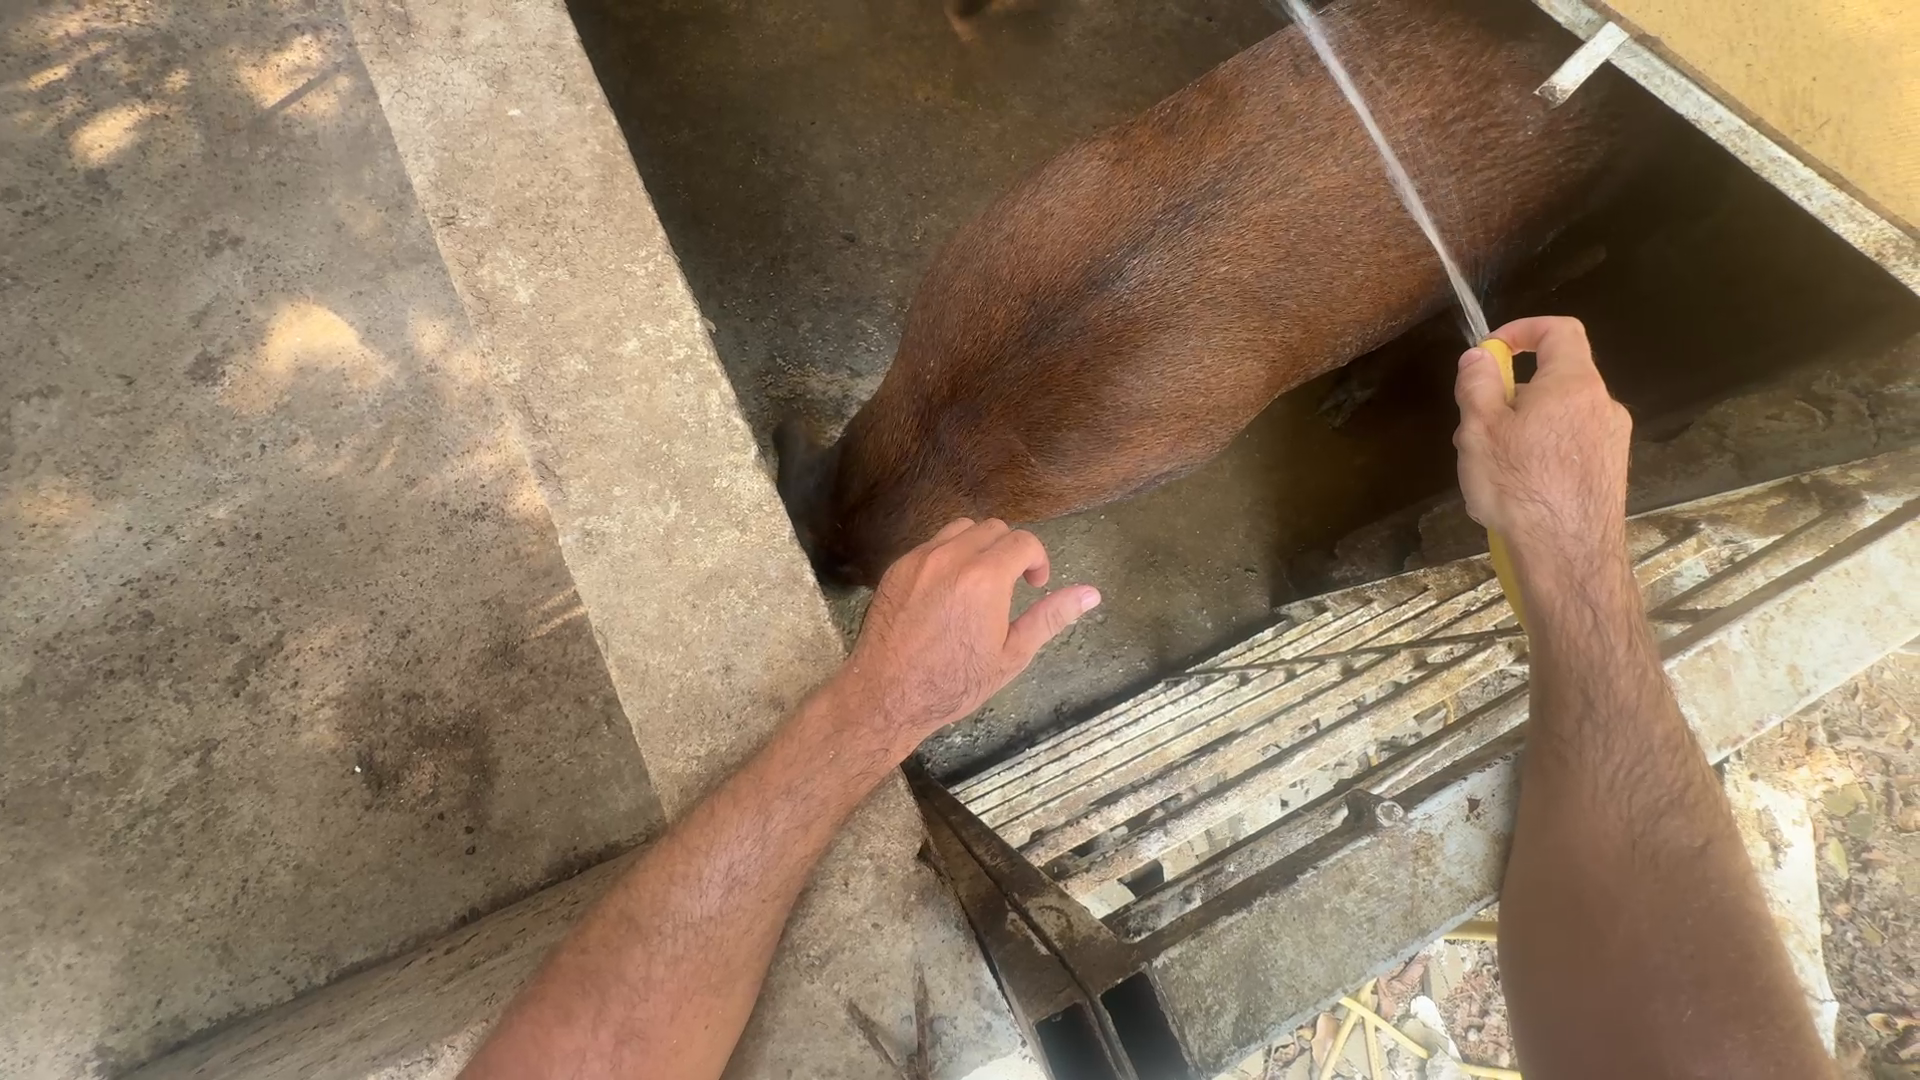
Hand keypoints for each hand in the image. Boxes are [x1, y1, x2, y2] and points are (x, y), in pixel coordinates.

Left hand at [834, 518, 1099, 757]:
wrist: (887, 694)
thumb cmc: (954, 682)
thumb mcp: (1011, 655)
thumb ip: (1050, 617)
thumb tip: (1091, 593)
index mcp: (985, 578)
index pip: (1024, 541)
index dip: (1038, 560)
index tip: (1035, 585)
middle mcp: (951, 557)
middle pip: (994, 528)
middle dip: (1010, 550)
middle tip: (1011, 586)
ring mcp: (920, 559)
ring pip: (960, 529)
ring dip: (979, 546)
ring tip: (980, 583)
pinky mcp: (897, 567)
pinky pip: (932, 544)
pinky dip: (949, 555)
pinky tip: (948, 591)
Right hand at [1454, 316, 1631, 580]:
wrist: (1565, 548)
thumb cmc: (1517, 483)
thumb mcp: (1479, 430)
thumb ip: (1477, 385)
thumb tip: (1479, 355)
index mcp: (1571, 384)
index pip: (1559, 331)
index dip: (1522, 330)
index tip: (1488, 352)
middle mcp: (1600, 403)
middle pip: (1553, 379)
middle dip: (1508, 394)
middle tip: (1474, 428)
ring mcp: (1610, 437)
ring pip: (1557, 414)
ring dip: (1520, 426)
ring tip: (1491, 466)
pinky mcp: (1608, 467)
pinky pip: (1568, 442)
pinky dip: (1538, 449)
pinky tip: (1517, 485)